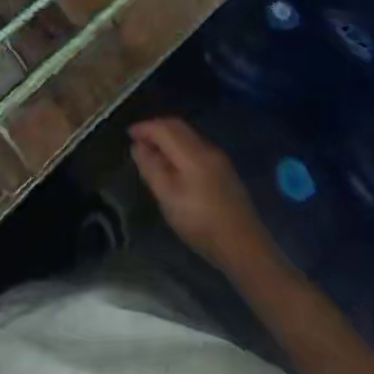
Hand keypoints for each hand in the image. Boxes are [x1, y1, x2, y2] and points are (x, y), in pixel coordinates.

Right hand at [130, 117, 273, 270]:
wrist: (245, 247)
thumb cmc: (201, 224)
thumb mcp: (168, 198)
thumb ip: (151, 168)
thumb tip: (138, 146)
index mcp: (193, 154)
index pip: (165, 128)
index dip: (144, 128)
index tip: (129, 134)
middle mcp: (208, 149)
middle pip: (178, 126)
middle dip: (156, 128)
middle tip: (138, 140)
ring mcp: (219, 159)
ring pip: (189, 136)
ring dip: (168, 137)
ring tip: (153, 152)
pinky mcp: (225, 170)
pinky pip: (197, 146)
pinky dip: (180, 147)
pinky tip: (174, 164)